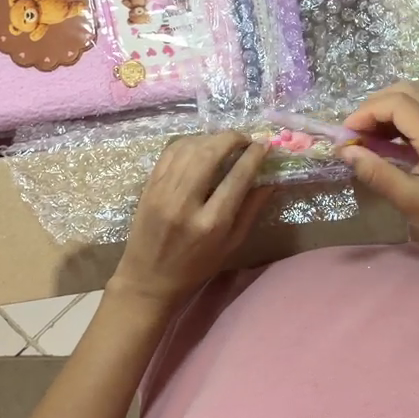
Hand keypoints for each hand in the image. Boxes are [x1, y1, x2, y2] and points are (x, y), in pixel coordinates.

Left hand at [109, 132, 271, 311]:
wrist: (148, 279)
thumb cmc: (196, 267)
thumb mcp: (231, 245)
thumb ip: (251, 210)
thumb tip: (270, 180)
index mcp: (211, 223)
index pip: (237, 177)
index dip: (254, 156)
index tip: (264, 145)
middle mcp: (185, 203)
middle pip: (211, 153)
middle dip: (232, 139)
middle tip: (246, 139)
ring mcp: (163, 191)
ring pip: (190, 148)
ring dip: (212, 138)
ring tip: (226, 141)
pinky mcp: (149, 186)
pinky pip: (170, 152)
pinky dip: (189, 142)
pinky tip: (202, 145)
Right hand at [339, 83, 418, 261]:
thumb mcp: (409, 201)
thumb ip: (376, 172)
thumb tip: (345, 151)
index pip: (397, 104)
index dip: (366, 113)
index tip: (346, 134)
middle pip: (406, 92)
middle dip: (374, 107)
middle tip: (355, 134)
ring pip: (414, 98)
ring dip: (386, 112)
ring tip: (366, 138)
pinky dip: (399, 120)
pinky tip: (385, 142)